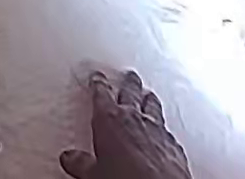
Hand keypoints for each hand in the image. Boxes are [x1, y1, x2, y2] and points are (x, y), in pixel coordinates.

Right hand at [60, 70, 189, 178]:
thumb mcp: (95, 174)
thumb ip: (82, 162)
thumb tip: (70, 158)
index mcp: (110, 119)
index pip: (101, 93)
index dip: (98, 83)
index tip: (97, 77)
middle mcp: (134, 118)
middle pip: (130, 92)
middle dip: (128, 83)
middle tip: (128, 76)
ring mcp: (157, 130)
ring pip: (152, 106)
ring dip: (148, 100)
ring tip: (148, 93)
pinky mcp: (174, 146)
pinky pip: (168, 129)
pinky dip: (164, 127)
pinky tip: (165, 130)